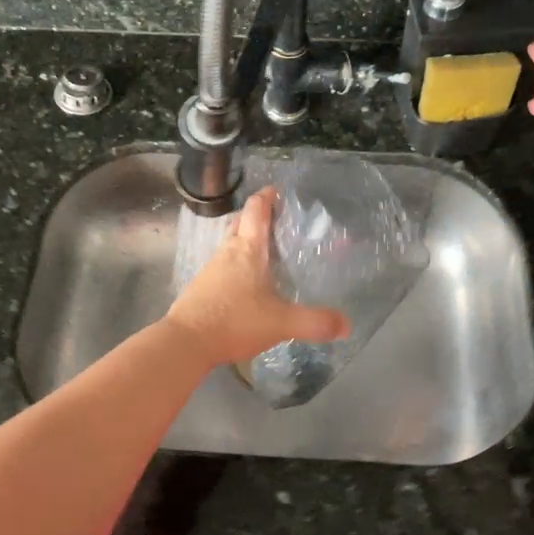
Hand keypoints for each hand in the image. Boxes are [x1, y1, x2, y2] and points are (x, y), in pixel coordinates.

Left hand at [165, 188, 350, 365]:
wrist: (186, 342)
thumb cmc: (234, 321)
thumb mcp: (281, 323)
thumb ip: (315, 323)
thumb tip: (347, 325)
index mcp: (248, 249)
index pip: (256, 210)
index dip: (268, 197)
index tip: (279, 191)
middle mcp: (227, 251)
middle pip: (240, 222)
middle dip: (257, 215)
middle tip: (277, 220)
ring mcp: (211, 269)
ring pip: (230, 243)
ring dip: (246, 240)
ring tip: (267, 251)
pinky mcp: (202, 287)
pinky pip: (223, 264)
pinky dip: (236, 263)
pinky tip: (247, 282)